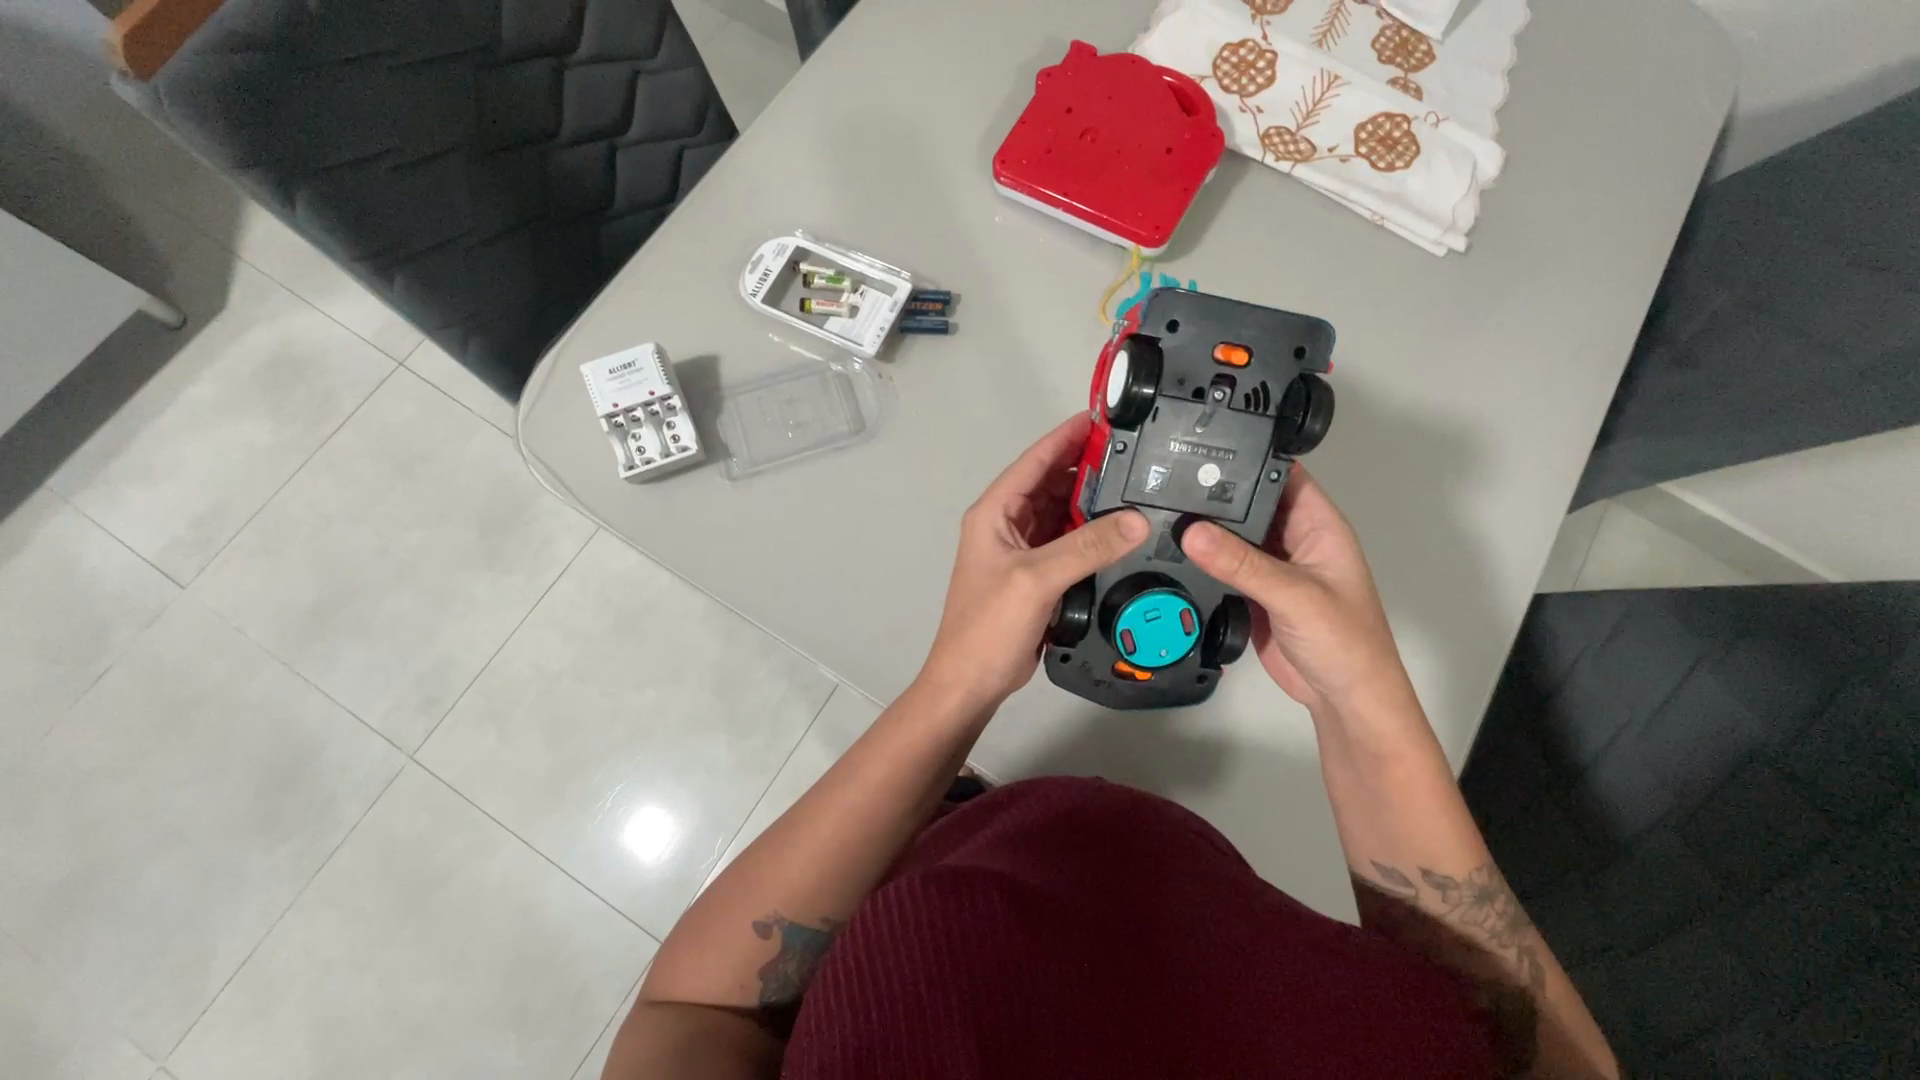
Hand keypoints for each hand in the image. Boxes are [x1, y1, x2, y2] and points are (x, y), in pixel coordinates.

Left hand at [920, 413, 1148, 711]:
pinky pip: (1069, 542)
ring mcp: (1022, 551)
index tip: (1105, 416)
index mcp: (995, 513)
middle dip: (1089, 468)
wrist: (970, 681)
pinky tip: (1122, 531)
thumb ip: (1087, 546)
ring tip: (1137, 486)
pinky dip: (1093, 534)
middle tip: (1136, 454)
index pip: (1035, 461)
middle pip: (1052, 484)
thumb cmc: (989, 626)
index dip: (1068, 436)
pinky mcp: (1037, 576)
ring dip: (1094, 502)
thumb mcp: (1037, 579)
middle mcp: (1007, 524)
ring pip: (1063, 513)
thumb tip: (1138, 520)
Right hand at [1179, 466, 1408, 716]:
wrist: (1342, 698)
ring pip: (1232, 537)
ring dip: (1206, 532)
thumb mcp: (1294, 596)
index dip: (1249, 459)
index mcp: (1318, 525)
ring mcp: (1272, 567)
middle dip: (1215, 495)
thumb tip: (1195, 532)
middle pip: (1249, 503)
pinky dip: (1202, 563)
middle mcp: (1293, 540)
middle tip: (1169, 481)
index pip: (1281, 475)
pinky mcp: (1253, 593)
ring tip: (1164, 515)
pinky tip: (1175, 556)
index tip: (1206, 448)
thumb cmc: (1347, 643)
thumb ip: (1242, 564)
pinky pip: (1223, 568)